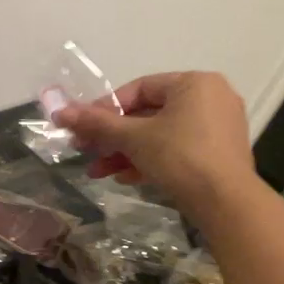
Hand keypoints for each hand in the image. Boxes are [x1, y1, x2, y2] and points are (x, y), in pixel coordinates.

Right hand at [50, 71, 255, 214]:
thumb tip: (59, 112)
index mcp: (193, 83)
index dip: (105, 109)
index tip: (83, 128)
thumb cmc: (179, 156)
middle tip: (86, 151)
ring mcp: (215, 125)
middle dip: (112, 137)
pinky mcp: (216, 151)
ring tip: (98, 172)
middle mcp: (209, 97)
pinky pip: (174, 148)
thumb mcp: (132, 138)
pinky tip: (124, 178)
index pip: (138, 89)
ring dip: (124, 152)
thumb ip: (96, 123)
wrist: (224, 200)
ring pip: (157, 134)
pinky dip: (148, 160)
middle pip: (146, 113)